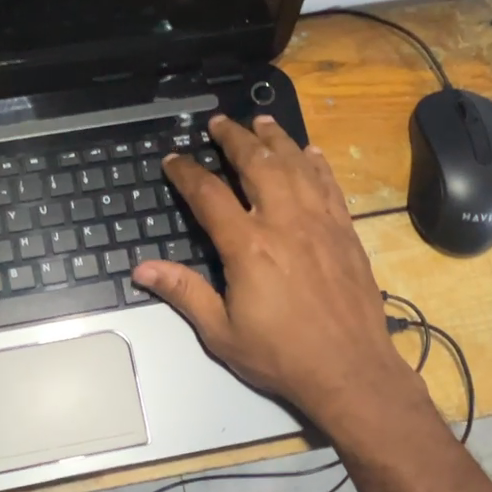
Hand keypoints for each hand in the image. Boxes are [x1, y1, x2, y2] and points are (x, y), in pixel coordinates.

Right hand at [134, 115, 417, 428]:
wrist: (348, 369)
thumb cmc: (280, 355)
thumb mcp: (221, 332)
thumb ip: (184, 293)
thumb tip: (142, 269)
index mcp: (248, 247)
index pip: (209, 195)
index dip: (187, 173)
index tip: (174, 160)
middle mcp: (285, 223)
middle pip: (257, 163)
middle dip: (235, 138)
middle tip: (219, 123)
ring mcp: (320, 223)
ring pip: (296, 165)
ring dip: (276, 139)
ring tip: (260, 122)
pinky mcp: (346, 232)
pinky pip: (329, 184)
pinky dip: (316, 163)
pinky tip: (309, 151)